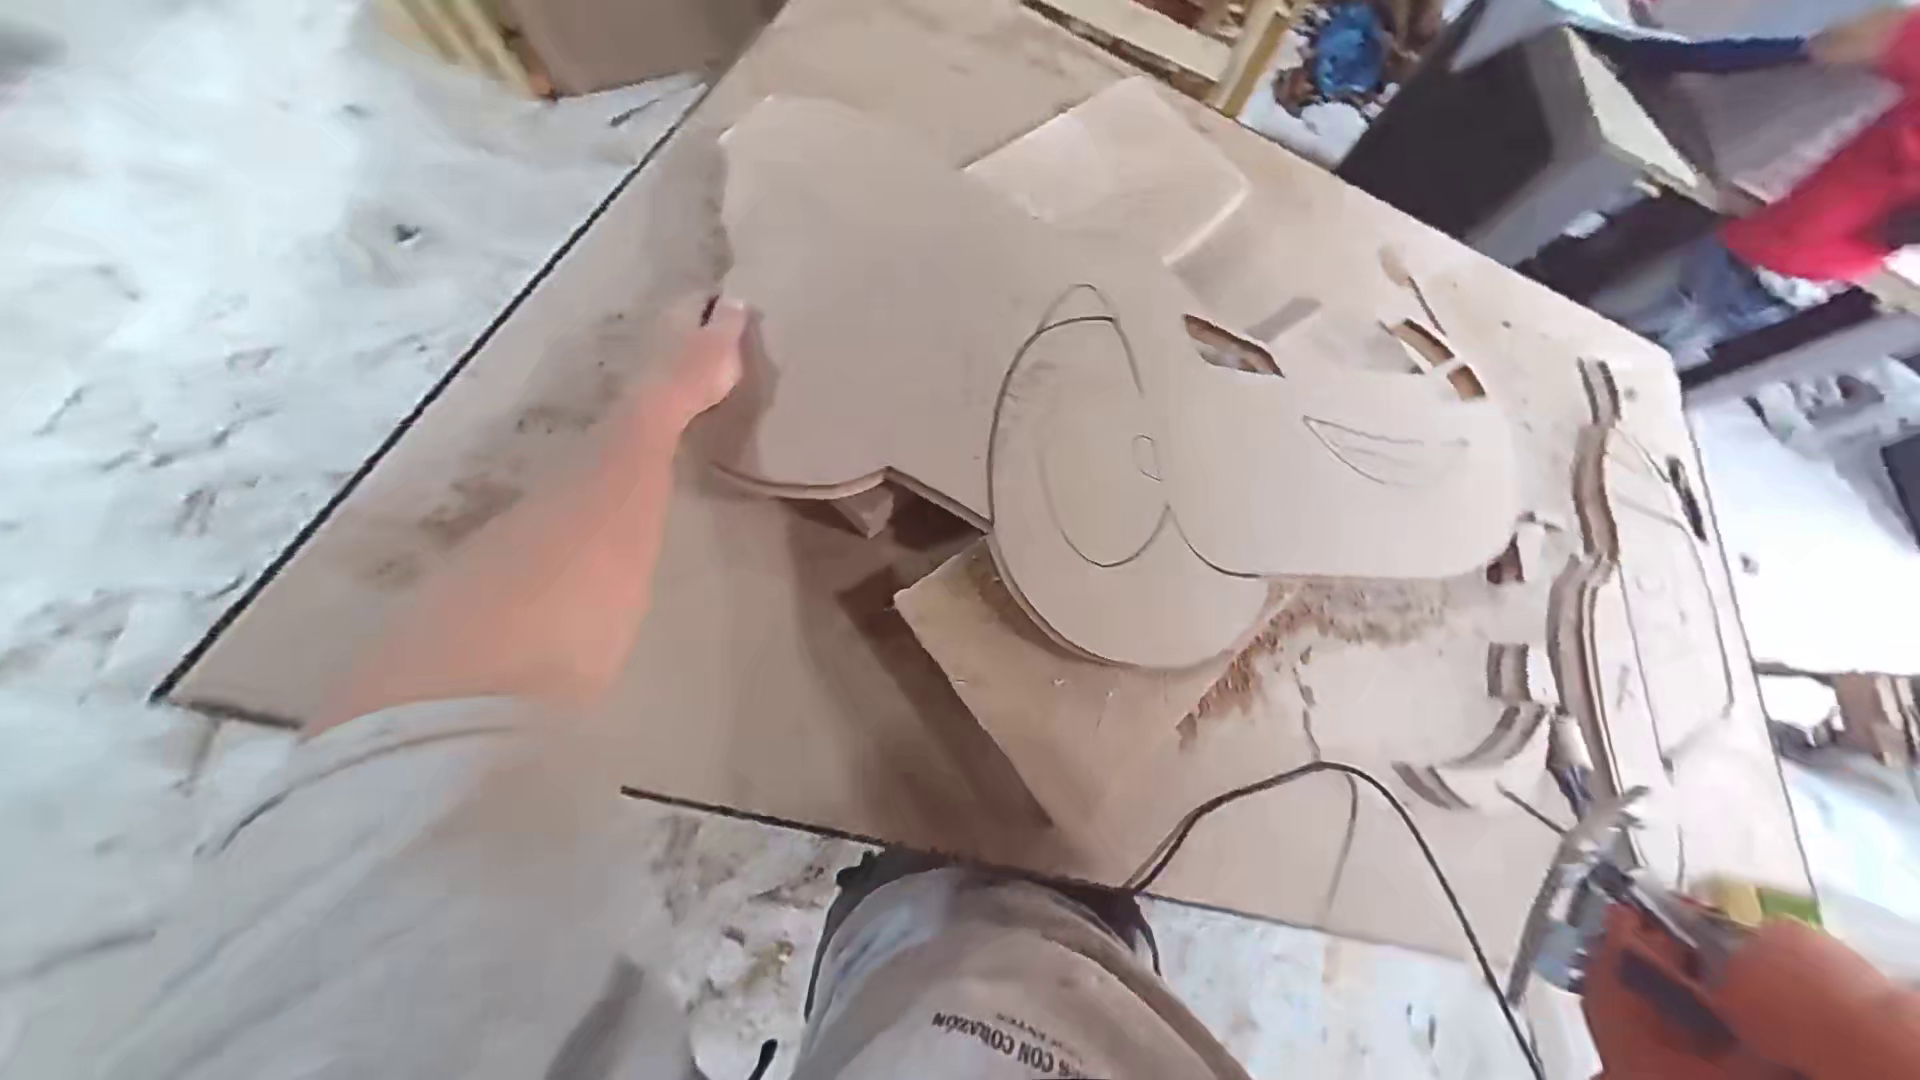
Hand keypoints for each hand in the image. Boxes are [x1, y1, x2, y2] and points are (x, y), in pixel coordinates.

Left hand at [642, 295, 748, 430]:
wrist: (658, 409)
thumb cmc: (696, 372)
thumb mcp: (725, 343)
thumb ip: (731, 320)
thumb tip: (736, 298)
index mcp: (682, 308)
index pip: (705, 295)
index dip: (724, 303)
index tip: (741, 315)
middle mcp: (662, 319)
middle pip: (689, 315)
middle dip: (707, 323)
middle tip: (729, 336)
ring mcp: (650, 345)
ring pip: (678, 336)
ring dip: (694, 343)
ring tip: (714, 357)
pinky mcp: (646, 371)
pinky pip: (671, 358)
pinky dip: (684, 362)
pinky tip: (695, 375)